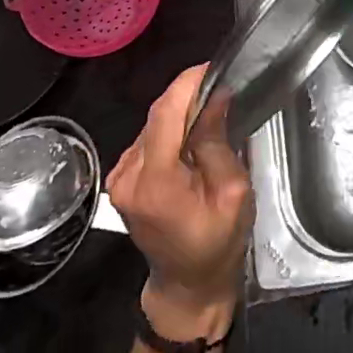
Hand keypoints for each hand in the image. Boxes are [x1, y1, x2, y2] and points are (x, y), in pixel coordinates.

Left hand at [108, 64, 252, 345]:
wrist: (187, 283)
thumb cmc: (217, 243)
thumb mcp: (232, 192)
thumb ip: (216, 141)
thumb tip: (215, 94)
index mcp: (156, 181)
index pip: (166, 114)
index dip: (187, 84)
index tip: (211, 68)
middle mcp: (129, 174)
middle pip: (158, 116)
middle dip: (187, 96)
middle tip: (217, 87)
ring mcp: (120, 176)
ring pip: (152, 124)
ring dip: (178, 113)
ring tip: (207, 113)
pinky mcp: (120, 177)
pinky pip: (147, 138)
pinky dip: (169, 130)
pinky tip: (188, 139)